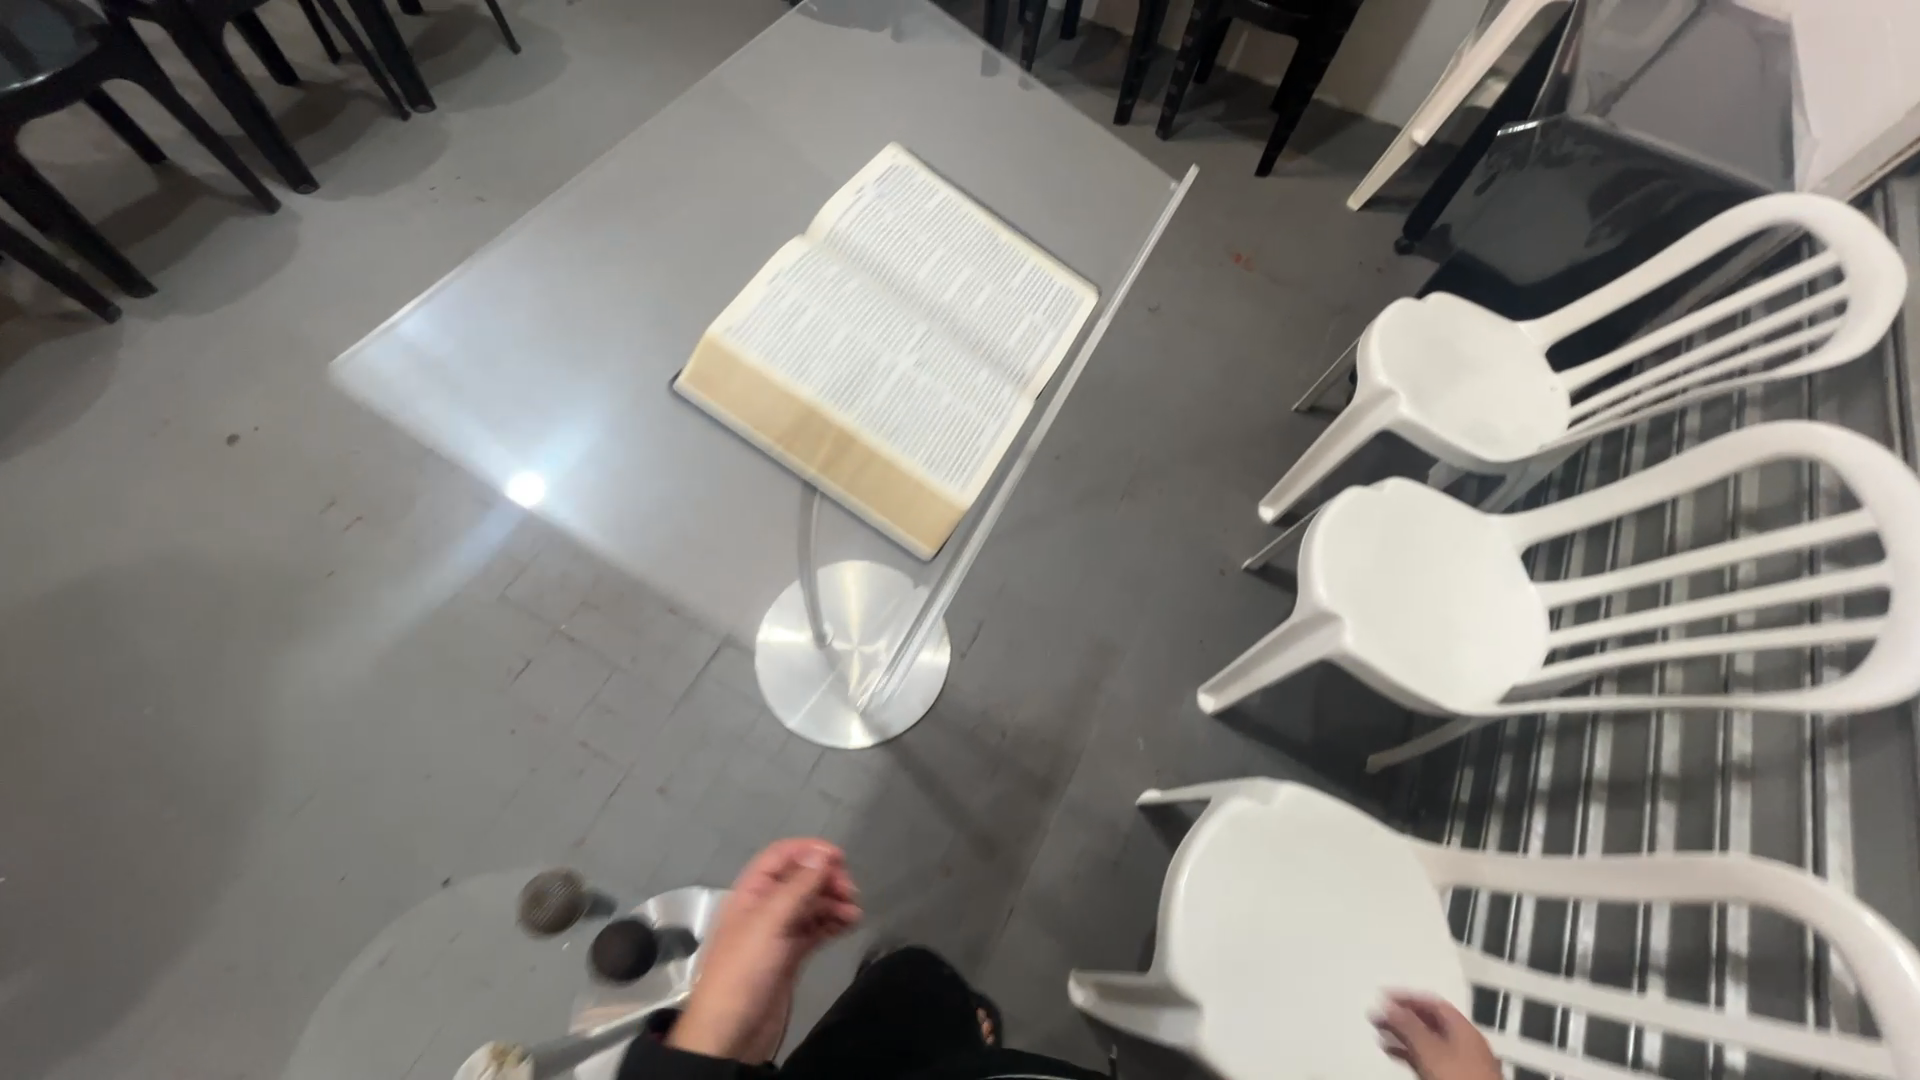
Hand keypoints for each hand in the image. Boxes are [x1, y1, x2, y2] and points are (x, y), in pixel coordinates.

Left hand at [668, 839, 861, 1061]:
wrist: (730, 1034)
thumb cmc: (744, 971)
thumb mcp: (769, 923)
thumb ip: (797, 887)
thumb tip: (821, 854)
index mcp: (751, 893)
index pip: (782, 856)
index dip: (809, 851)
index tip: (839, 858)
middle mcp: (766, 907)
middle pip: (801, 878)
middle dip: (826, 879)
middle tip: (849, 891)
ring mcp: (779, 931)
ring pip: (812, 904)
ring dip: (834, 902)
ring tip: (853, 913)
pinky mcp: (791, 954)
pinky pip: (816, 928)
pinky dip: (833, 922)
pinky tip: (849, 924)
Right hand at [1373, 993, 1501, 1079]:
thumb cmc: (1460, 1076)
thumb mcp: (1428, 1047)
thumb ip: (1407, 1024)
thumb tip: (1389, 1005)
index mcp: (1463, 1028)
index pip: (1431, 1001)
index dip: (1406, 995)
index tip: (1384, 994)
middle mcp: (1465, 1040)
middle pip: (1428, 1020)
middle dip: (1401, 1016)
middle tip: (1379, 1013)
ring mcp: (1462, 1060)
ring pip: (1427, 1040)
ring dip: (1403, 1035)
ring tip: (1380, 1032)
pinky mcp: (1456, 1075)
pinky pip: (1429, 1056)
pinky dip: (1411, 1051)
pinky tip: (1394, 1052)